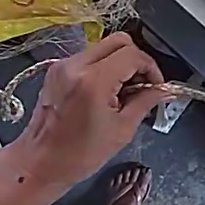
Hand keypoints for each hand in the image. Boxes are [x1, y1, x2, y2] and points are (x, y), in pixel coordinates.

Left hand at [0, 34, 169, 200]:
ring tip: (124, 92)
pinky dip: (104, 68)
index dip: (151, 68)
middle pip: (119, 41)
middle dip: (137, 60)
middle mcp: (76, 66)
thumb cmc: (79, 154)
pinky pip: (89, 57)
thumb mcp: (122, 129)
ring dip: (120, 63)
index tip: (156, 86)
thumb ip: (146, 102)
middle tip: (142, 84)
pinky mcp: (57, 70)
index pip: (133, 55)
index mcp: (93, 81)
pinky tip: (107, 92)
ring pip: (104, 47)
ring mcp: (63, 65)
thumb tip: (163, 90)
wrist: (40, 163)